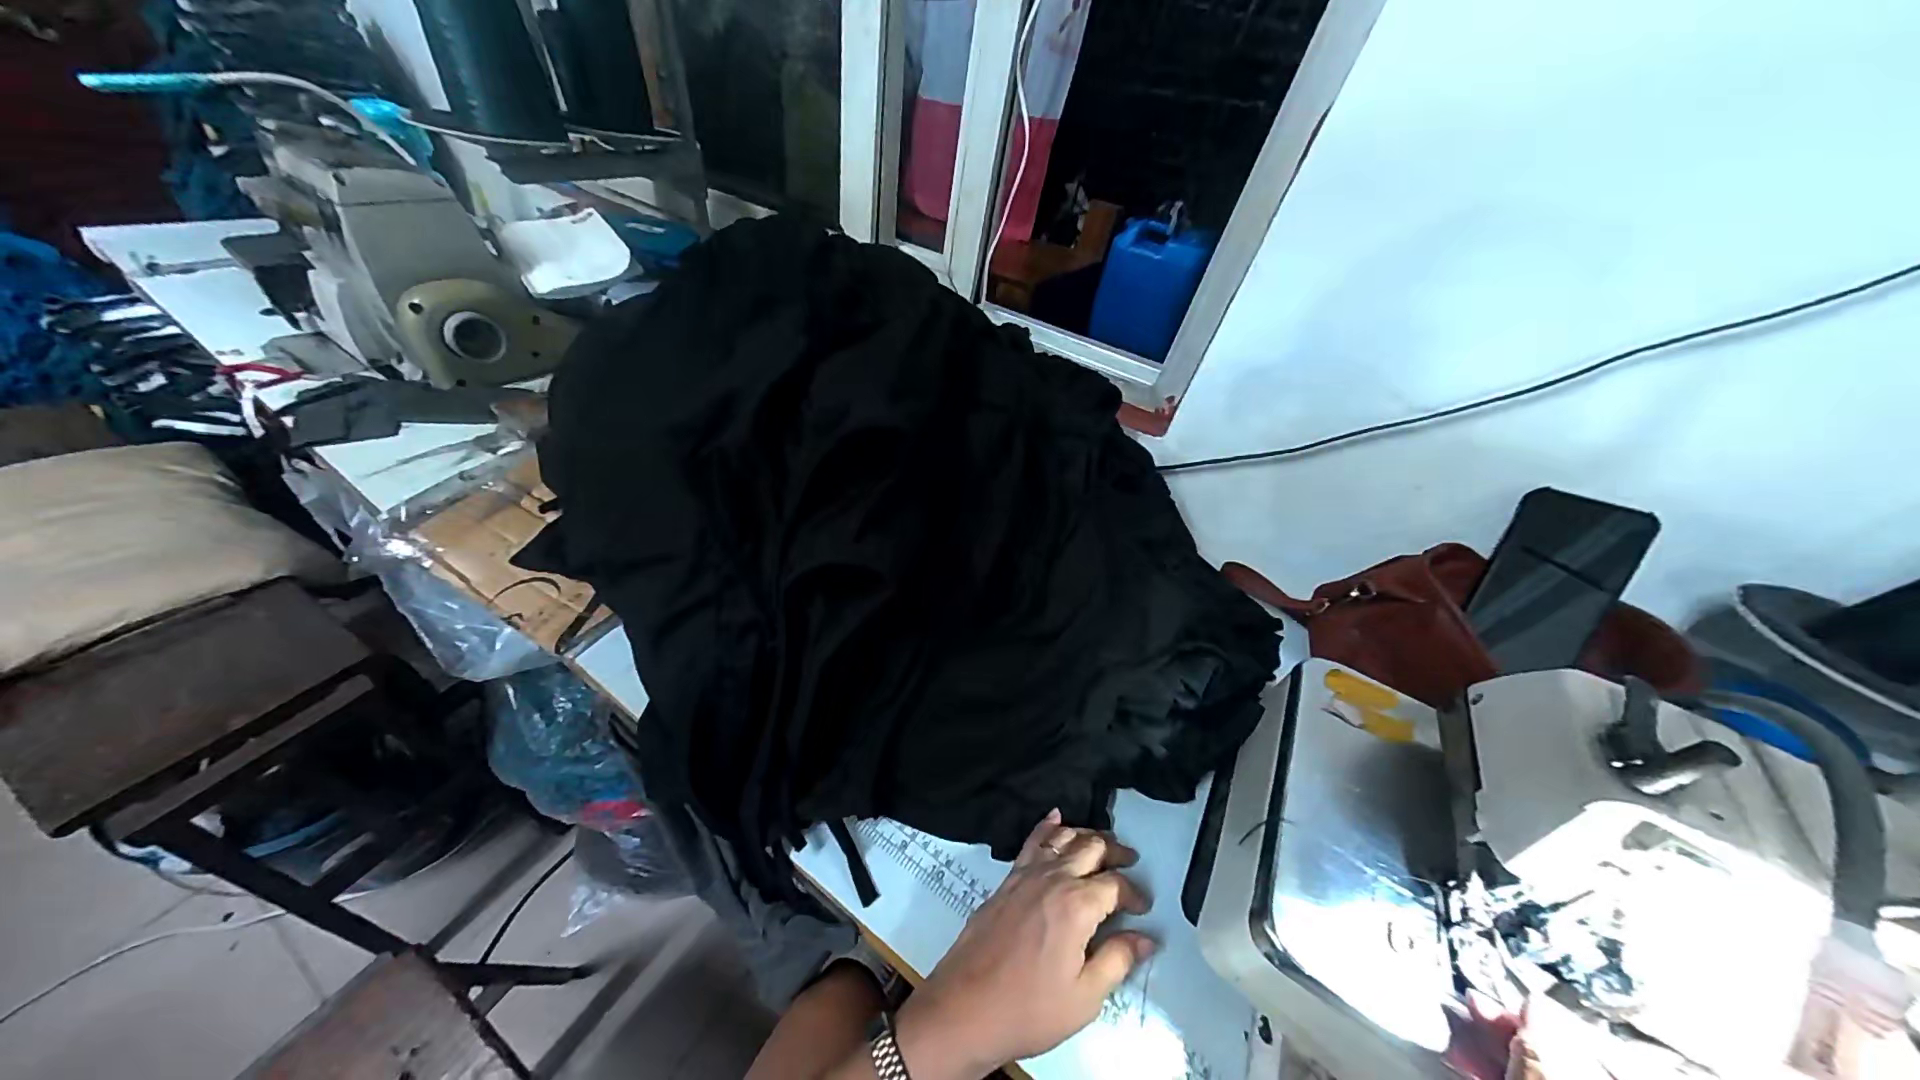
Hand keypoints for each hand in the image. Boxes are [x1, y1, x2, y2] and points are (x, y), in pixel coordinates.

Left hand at [891, 810, 1154, 1079]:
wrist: (965, 1006)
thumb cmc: (1028, 1009)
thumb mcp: (1084, 997)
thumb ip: (1117, 960)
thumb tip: (1146, 938)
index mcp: (1077, 905)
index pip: (1116, 885)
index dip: (1134, 893)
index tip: (1143, 907)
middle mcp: (1053, 879)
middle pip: (1091, 848)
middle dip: (1115, 851)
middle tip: (1130, 859)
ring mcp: (1026, 875)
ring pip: (1062, 838)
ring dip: (1086, 835)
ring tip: (1101, 843)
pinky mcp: (1007, 880)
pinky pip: (1032, 842)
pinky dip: (1048, 827)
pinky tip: (1055, 818)